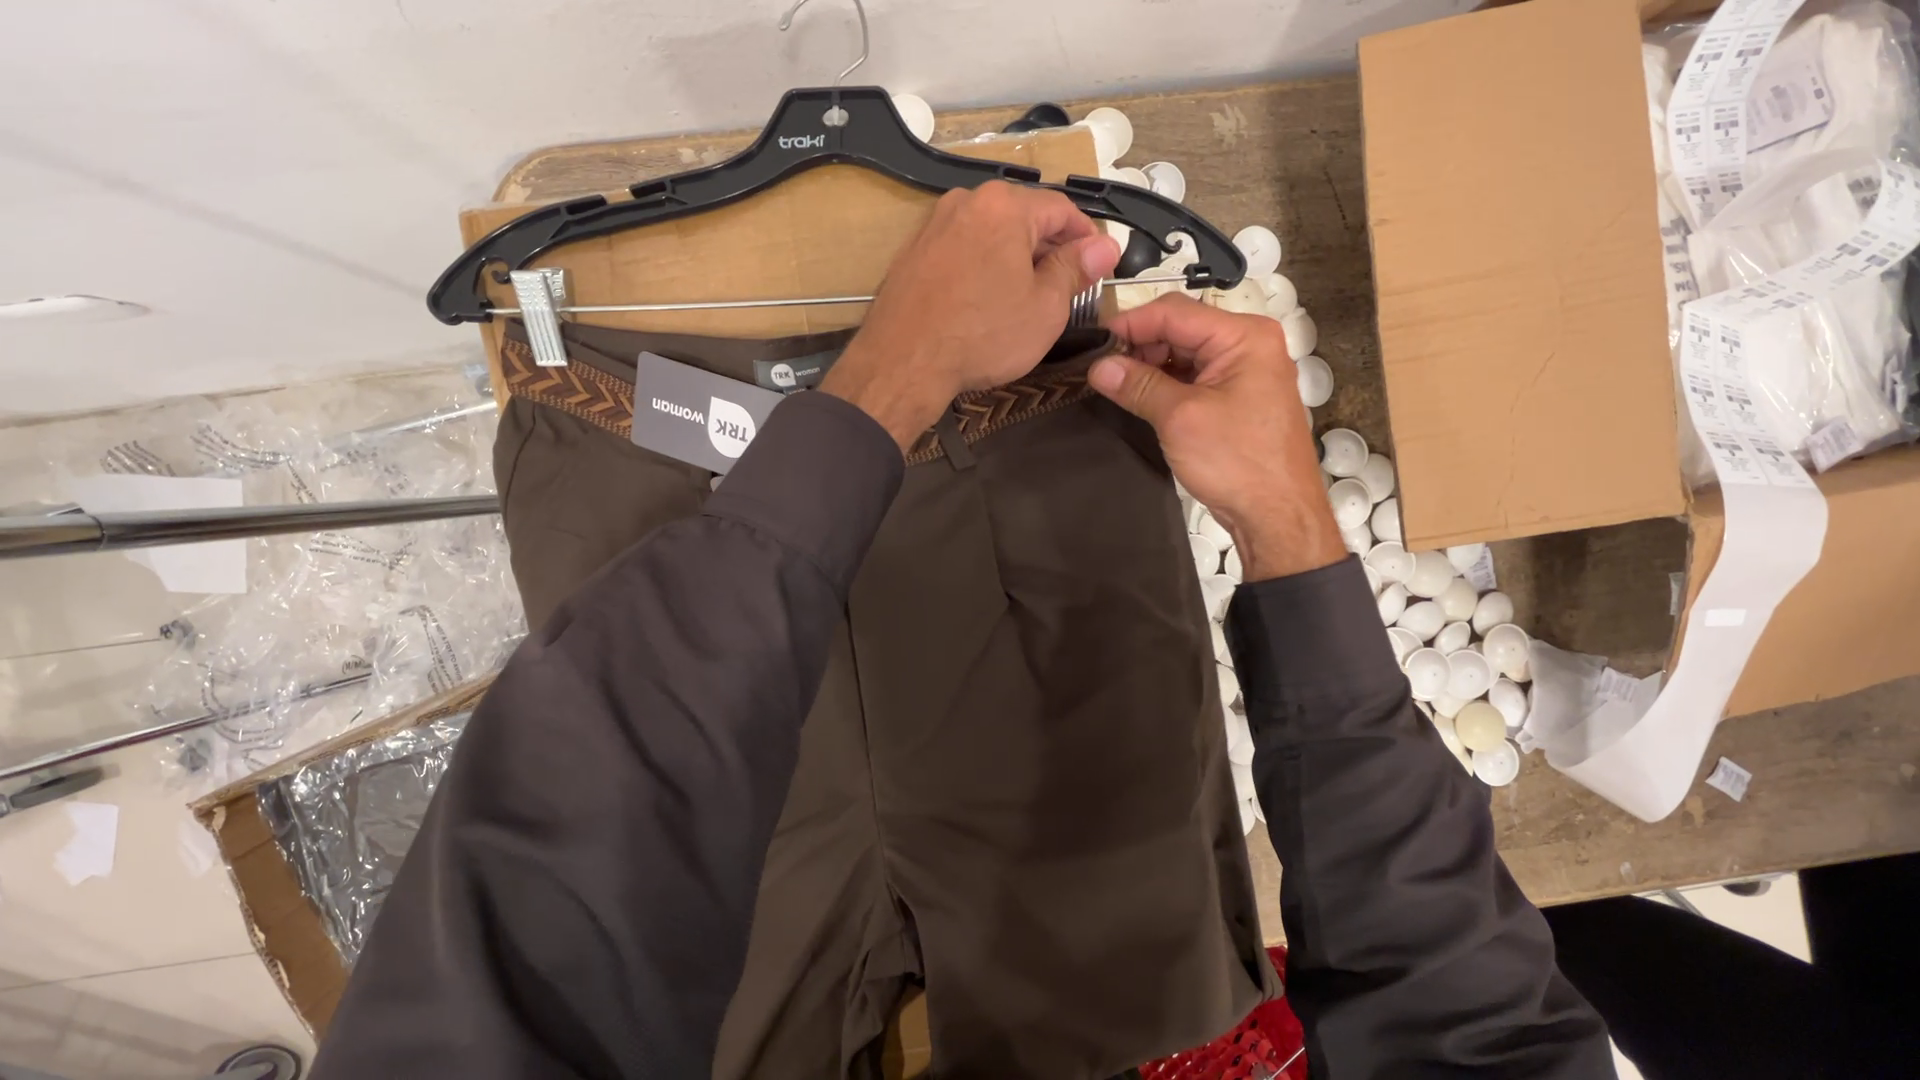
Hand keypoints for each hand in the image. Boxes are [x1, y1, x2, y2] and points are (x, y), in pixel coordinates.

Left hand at [822, 181, 1120, 448]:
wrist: (903, 362)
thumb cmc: (982, 336)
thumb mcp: (1044, 308)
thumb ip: (1075, 270)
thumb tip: (1105, 246)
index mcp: (1005, 206)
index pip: (1062, 209)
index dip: (1087, 238)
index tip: (1099, 264)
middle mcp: (966, 202)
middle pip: (1023, 217)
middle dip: (1049, 248)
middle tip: (1066, 287)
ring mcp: (934, 224)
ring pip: (990, 233)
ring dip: (1014, 259)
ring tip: (1026, 298)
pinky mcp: (913, 252)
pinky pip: (962, 250)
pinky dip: (982, 267)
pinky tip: (986, 302)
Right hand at [1090, 295, 1345, 582]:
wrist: (1277, 515)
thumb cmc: (1238, 463)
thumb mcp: (1180, 418)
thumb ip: (1138, 385)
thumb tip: (1098, 366)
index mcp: (1244, 336)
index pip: (1174, 312)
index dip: (1130, 323)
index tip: (1093, 342)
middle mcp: (1249, 344)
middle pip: (1180, 328)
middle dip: (1139, 346)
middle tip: (1100, 369)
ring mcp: (1245, 371)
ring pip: (1184, 353)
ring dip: (1149, 366)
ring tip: (1114, 385)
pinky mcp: (1237, 397)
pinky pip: (1194, 377)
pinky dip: (1166, 384)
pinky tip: (1139, 397)